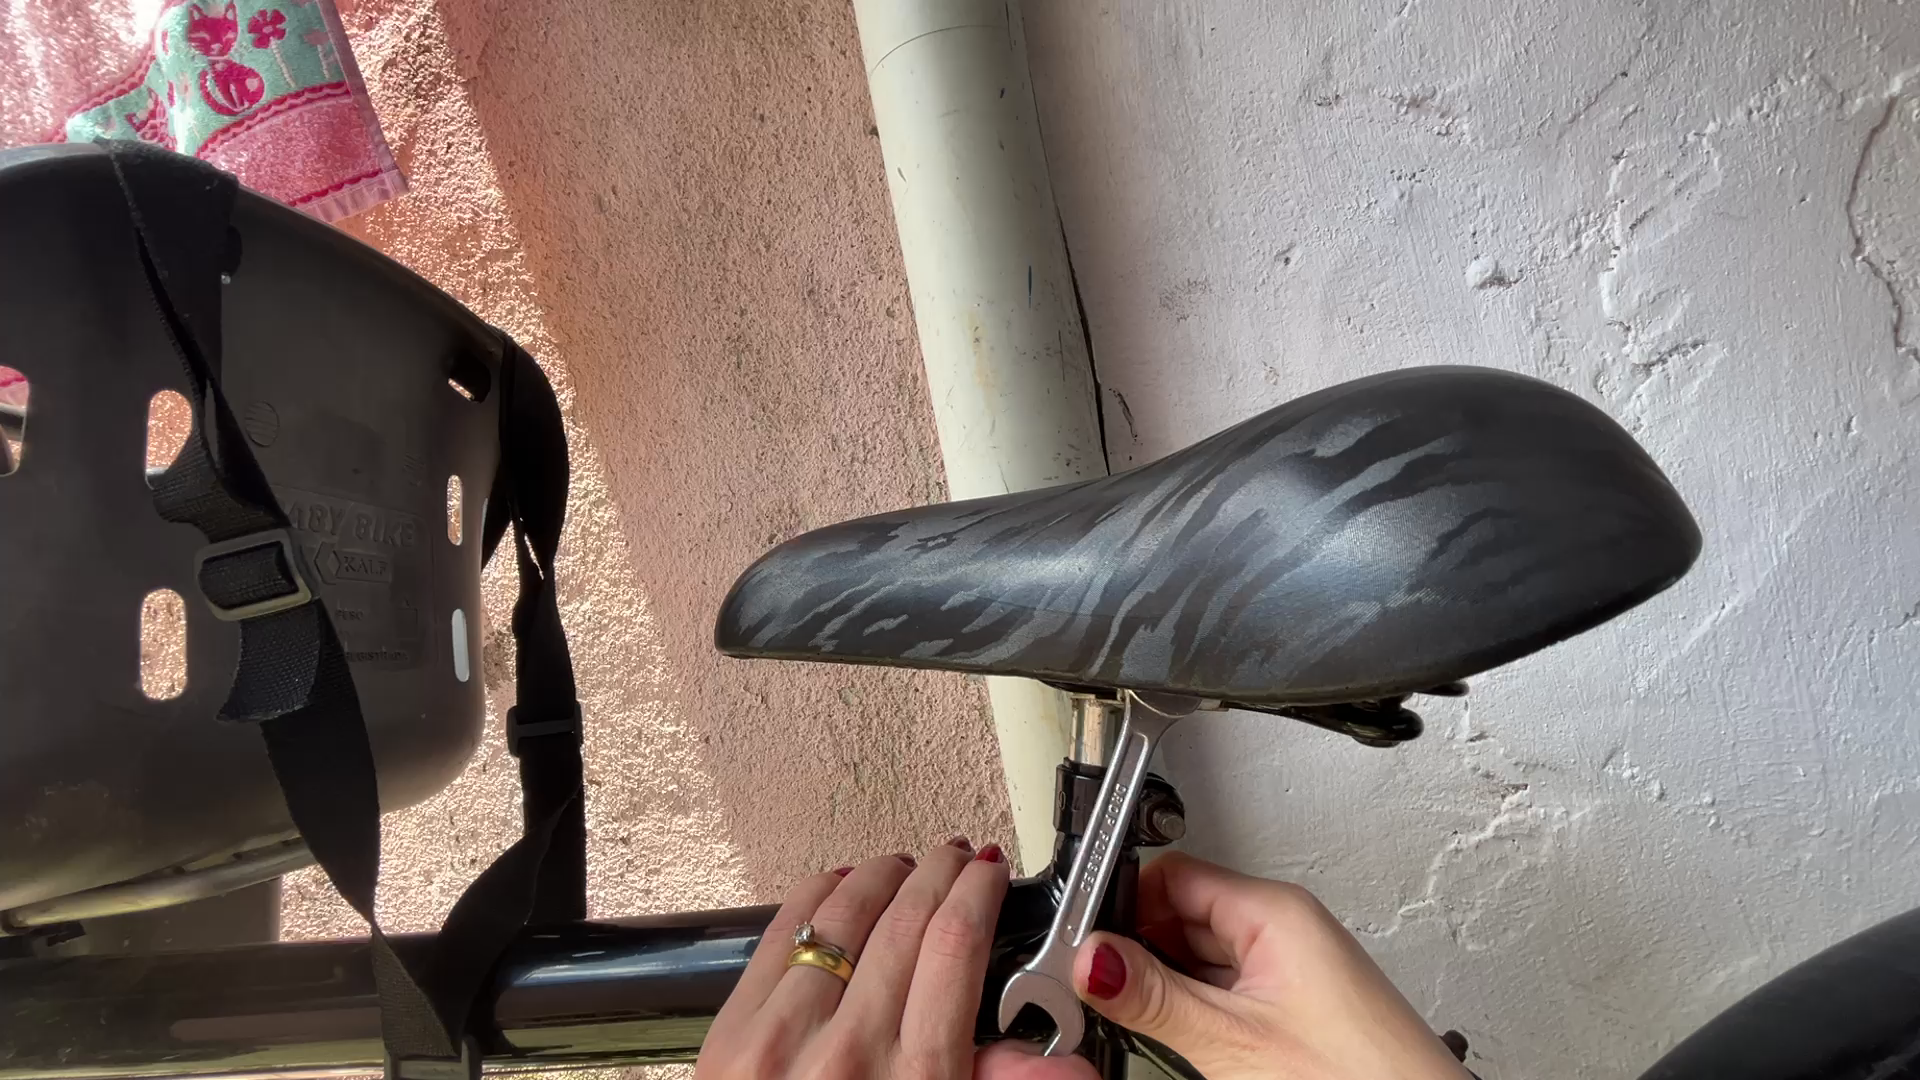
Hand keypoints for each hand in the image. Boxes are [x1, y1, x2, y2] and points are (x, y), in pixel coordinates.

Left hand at [697, 839, 1094, 1079]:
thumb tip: (1074, 1068)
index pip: (958, 942)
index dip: (979, 890)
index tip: (989, 872)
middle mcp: (849, 1052)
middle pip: (908, 914)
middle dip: (941, 871)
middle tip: (956, 858)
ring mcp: (781, 1036)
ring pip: (847, 908)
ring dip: (884, 872)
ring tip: (906, 866)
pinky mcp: (730, 1032)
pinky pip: (785, 929)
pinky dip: (819, 892)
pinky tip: (842, 883)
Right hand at [1072, 852, 1471, 1079]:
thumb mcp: (1236, 1046)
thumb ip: (1155, 998)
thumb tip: (1091, 958)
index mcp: (1273, 912)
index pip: (1172, 874)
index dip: (1124, 901)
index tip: (1089, 940)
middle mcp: (1283, 925)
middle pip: (1182, 909)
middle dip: (1139, 946)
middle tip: (1103, 988)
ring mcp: (1291, 964)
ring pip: (1200, 949)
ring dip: (1164, 979)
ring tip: (1139, 1018)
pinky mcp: (1296, 1001)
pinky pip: (1225, 981)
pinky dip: (1194, 1001)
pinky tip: (1179, 1036)